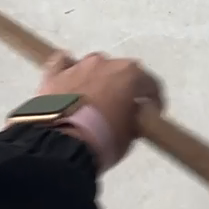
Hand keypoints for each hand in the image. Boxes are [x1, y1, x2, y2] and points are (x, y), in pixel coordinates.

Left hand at [36, 51, 164, 162]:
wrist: (60, 145)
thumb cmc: (103, 139)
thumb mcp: (131, 135)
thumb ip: (136, 118)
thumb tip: (135, 113)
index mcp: (132, 75)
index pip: (151, 85)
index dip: (153, 102)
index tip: (151, 116)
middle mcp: (108, 63)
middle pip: (121, 73)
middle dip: (123, 89)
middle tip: (120, 110)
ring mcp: (79, 66)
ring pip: (94, 67)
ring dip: (97, 80)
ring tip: (93, 101)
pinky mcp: (54, 74)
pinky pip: (63, 63)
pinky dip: (68, 70)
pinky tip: (69, 78)